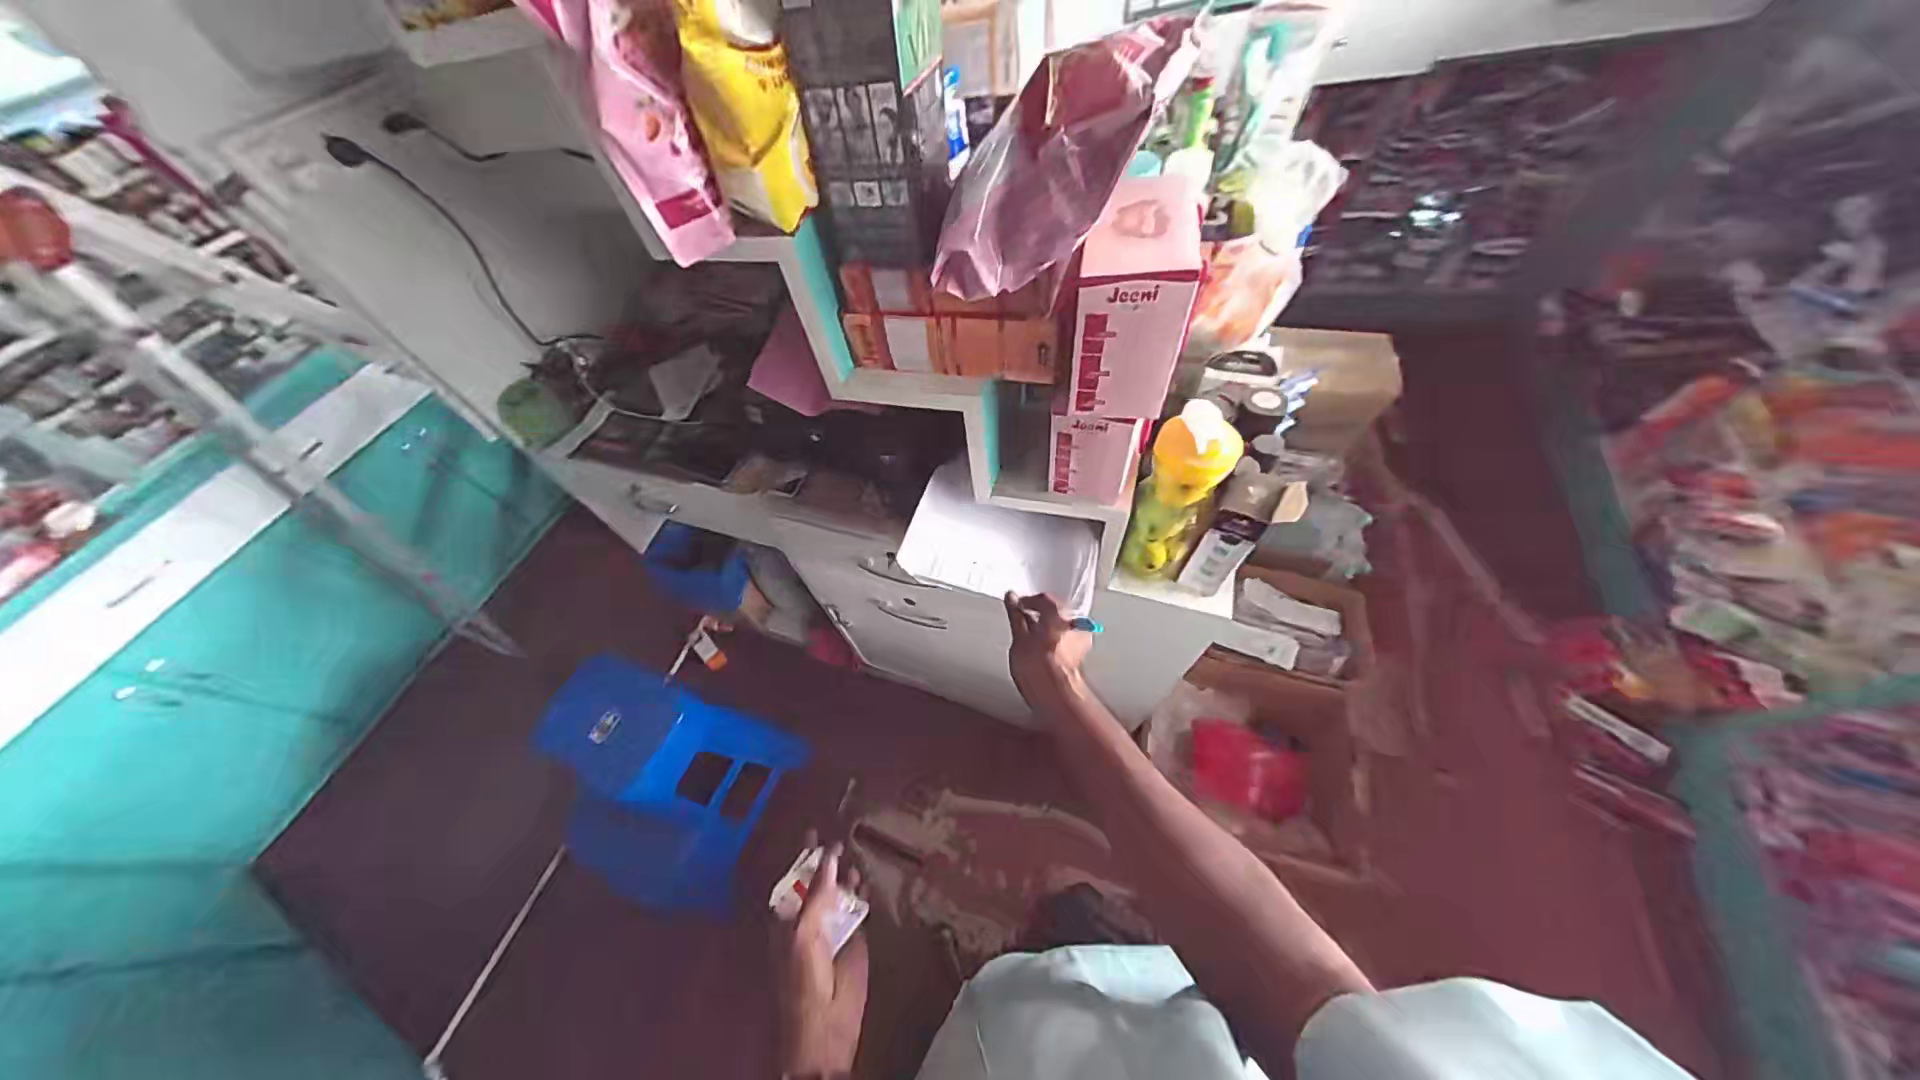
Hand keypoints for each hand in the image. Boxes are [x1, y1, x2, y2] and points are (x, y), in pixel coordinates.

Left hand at [776, 835, 867, 1078]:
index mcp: (788, 920)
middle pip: (817, 884)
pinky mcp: (854, 939)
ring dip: (844, 876)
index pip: (793, 881)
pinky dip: (861, 893)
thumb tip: (828, 857)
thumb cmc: (803, 981)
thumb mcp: (804, 934)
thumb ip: (817, 895)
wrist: (825, 1027)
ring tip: (852, 853)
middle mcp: (808, 921)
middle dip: (825, 862)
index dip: (802, 858)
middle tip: (836, 837)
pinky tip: (864, 879)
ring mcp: (832, 929)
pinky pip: (858, 909)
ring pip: (839, 895)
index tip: (812, 832)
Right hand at [1004, 592, 1092, 712]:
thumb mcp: (1019, 637)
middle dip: (1040, 612)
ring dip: (1048, 626)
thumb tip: (1011, 599)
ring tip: (1030, 636)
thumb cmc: (1039, 669)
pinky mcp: (1080, 653)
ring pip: (1062, 624)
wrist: (1054, 695)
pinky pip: (1066, 637)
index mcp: (1059, 613)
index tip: (1016, 605)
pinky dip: (1055, 638)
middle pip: (1056, 610)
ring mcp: (1080, 638)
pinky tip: (1042, 648)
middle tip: (1022, 618)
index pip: (1043, 599)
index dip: (1027, 601)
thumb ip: (1016, 615)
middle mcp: (1073, 623)